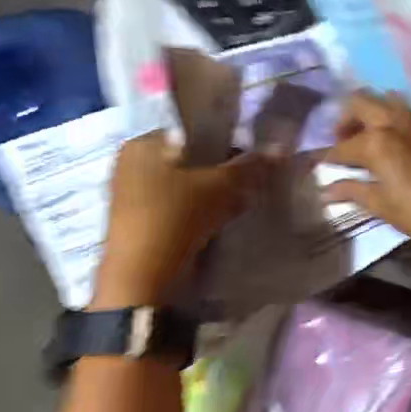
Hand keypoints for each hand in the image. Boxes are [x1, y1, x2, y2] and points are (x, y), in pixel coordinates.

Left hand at [92, 132, 266, 308]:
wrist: (143, 279)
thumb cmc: (176, 218)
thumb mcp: (221, 188)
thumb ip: (250, 168)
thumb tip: (280, 149)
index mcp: (142, 143)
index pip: (193, 132)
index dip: (227, 145)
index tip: (251, 164)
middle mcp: (130, 163)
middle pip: (189, 161)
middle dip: (220, 173)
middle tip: (248, 187)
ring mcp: (130, 195)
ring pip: (184, 187)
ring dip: (210, 196)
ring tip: (238, 207)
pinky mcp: (137, 223)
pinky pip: (176, 209)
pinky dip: (196, 213)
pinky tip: (217, 224)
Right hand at [322, 93, 410, 255]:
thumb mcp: (381, 205)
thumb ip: (352, 190)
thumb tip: (326, 189)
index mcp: (375, 142)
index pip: (342, 146)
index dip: (328, 157)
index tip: (319, 164)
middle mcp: (393, 122)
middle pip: (359, 102)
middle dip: (345, 119)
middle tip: (342, 141)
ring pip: (384, 99)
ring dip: (370, 111)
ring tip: (366, 135)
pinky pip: (406, 110)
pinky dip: (393, 116)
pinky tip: (392, 138)